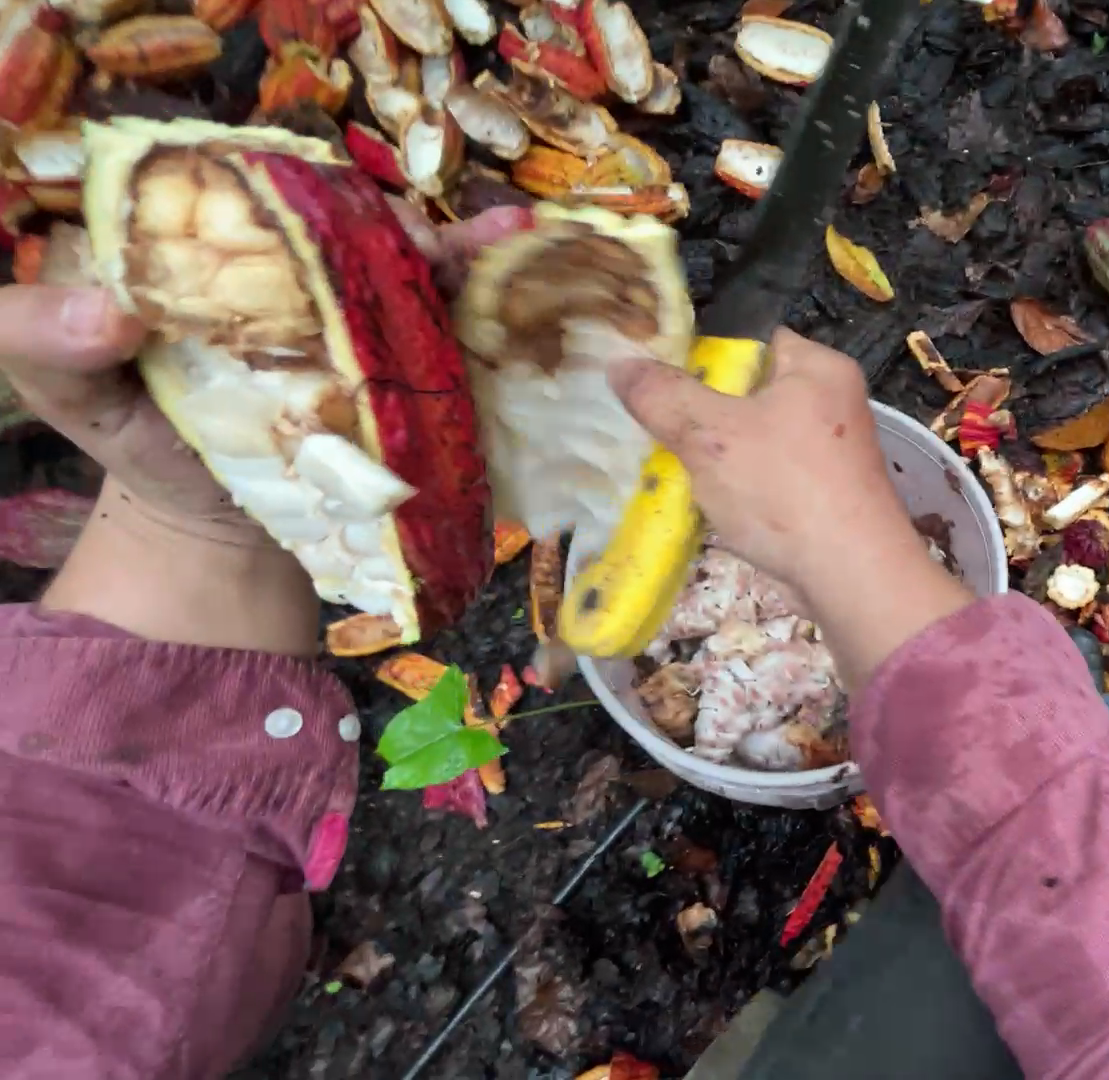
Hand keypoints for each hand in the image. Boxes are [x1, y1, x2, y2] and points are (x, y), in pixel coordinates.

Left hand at [10, 205, 532, 652]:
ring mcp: (379, 332)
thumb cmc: (153, 450)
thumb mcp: (70, 395)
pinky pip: (465, 341)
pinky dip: (504, 317)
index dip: (313, 198)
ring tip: (519, 236)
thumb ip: (45, 345)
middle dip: (412, 229)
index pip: (277, 204)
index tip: (343, 219)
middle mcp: (316, 287)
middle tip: (436, 245)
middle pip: (371, 236)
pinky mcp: (424, 376)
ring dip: (476, 256)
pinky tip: (538, 295)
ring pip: (430, 279)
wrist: (236, 526)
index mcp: (231, 267)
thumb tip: (113, 314)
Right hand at [611, 329, 973, 689]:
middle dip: (704, 413)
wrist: (852, 576)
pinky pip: (771, 478)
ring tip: (677, 468)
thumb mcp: (711, 436)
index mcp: (820, 368)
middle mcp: (834, 404)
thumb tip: (621, 365)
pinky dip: (743, 489)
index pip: (752, 338)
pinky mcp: (827, 495)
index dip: (702, 353)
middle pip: (750, 392)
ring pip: (757, 440)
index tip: (659, 378)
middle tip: (661, 428)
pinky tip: (712, 503)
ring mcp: (833, 454)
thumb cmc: (785, 490)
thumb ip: (663, 396)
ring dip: (718, 457)